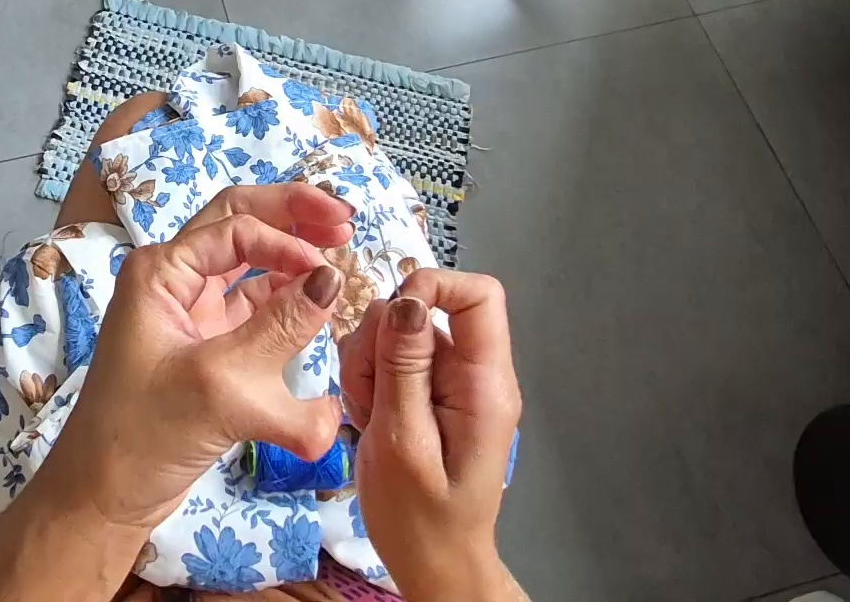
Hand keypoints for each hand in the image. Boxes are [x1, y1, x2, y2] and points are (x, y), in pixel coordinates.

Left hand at [41, 183, 356, 530]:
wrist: (104, 498)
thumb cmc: (144, 432)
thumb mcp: (218, 381)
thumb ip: (280, 329)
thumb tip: (332, 278)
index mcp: (162, 270)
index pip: (236, 229)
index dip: (288, 243)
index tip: (330, 273)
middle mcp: (175, 279)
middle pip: (239, 223)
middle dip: (290, 213)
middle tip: (343, 216)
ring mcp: (192, 312)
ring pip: (248, 263)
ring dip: (290, 252)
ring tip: (337, 243)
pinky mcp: (209, 346)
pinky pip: (254, 309)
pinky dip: (285, 302)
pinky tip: (317, 306)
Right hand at [340, 270, 524, 601]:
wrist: (430, 564)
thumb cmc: (420, 517)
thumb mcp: (402, 442)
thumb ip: (403, 368)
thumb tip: (408, 301)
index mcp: (483, 382)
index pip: (479, 294)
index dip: (433, 286)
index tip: (390, 320)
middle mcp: (469, 370)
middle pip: (420, 310)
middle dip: (378, 340)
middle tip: (367, 394)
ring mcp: (445, 378)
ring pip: (393, 329)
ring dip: (366, 363)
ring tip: (368, 415)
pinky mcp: (422, 387)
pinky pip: (385, 354)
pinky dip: (366, 377)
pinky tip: (368, 416)